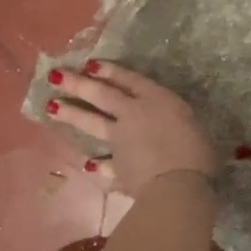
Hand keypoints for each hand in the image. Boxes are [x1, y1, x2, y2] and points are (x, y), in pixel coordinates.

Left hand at [46, 61, 218, 195]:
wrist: (177, 186)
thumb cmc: (198, 151)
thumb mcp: (194, 124)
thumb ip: (176, 120)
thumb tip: (169, 123)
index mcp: (158, 101)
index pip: (130, 80)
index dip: (110, 71)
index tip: (89, 64)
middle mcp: (133, 116)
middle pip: (102, 96)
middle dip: (78, 85)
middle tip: (55, 77)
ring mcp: (121, 143)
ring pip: (92, 124)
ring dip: (71, 115)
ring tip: (51, 108)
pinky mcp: (118, 168)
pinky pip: (104, 165)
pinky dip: (97, 165)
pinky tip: (88, 165)